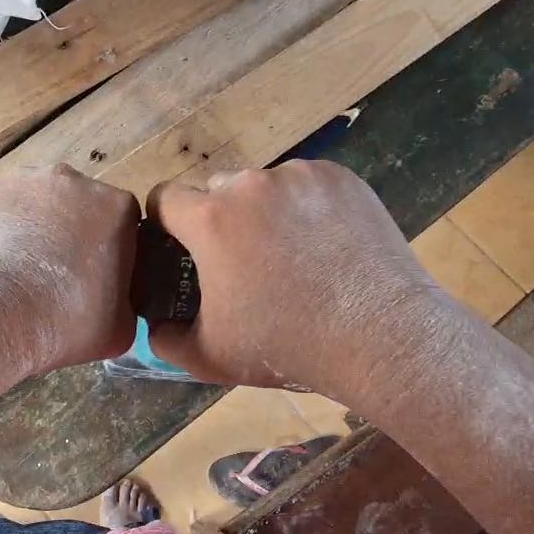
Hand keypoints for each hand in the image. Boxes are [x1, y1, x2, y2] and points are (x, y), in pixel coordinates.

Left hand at [0, 165, 139, 374]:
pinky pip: (7, 206)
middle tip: (59, 274)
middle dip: (75, 233)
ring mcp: (28, 180)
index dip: (112, 252)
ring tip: (24, 266)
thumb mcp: (122, 327)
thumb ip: (128, 297)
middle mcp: (76, 181)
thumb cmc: (64, 325)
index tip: (98, 278)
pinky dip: (6, 226)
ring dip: (40, 226)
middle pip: (83, 206)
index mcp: (118, 207)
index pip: (125, 224)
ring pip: (42, 202)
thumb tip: (115, 294)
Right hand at [146, 161, 459, 400]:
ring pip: (262, 187)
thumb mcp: (208, 356)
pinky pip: (304, 186)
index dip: (166, 223)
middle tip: (242, 262)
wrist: (380, 338)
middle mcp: (250, 185)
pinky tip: (322, 245)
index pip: (165, 198)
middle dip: (219, 220)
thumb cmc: (285, 347)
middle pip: (215, 190)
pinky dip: (304, 208)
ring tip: (290, 256)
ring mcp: (299, 176)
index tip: (180, 247)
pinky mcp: (340, 178)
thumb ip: (163, 339)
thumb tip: (153, 325)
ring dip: (262, 212)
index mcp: (210, 220)